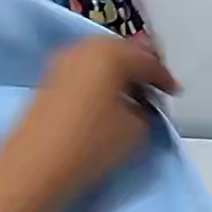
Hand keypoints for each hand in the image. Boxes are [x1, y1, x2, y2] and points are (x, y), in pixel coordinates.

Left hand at [5, 37, 178, 200]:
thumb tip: (141, 105)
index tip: (174, 93)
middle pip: (121, 53)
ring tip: (130, 96)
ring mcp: (63, 61)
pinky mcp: (48, 79)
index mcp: (112, 53)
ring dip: (117, 75)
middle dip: (138, 70)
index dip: (164, 79)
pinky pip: (83, 71)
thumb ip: (146, 111)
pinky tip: (106, 100)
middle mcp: (86, 48)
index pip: (147, 61)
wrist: (37, 163)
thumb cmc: (93, 142)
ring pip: (100, 60)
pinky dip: (98, 81)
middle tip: (153, 89)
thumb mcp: (136, 129)